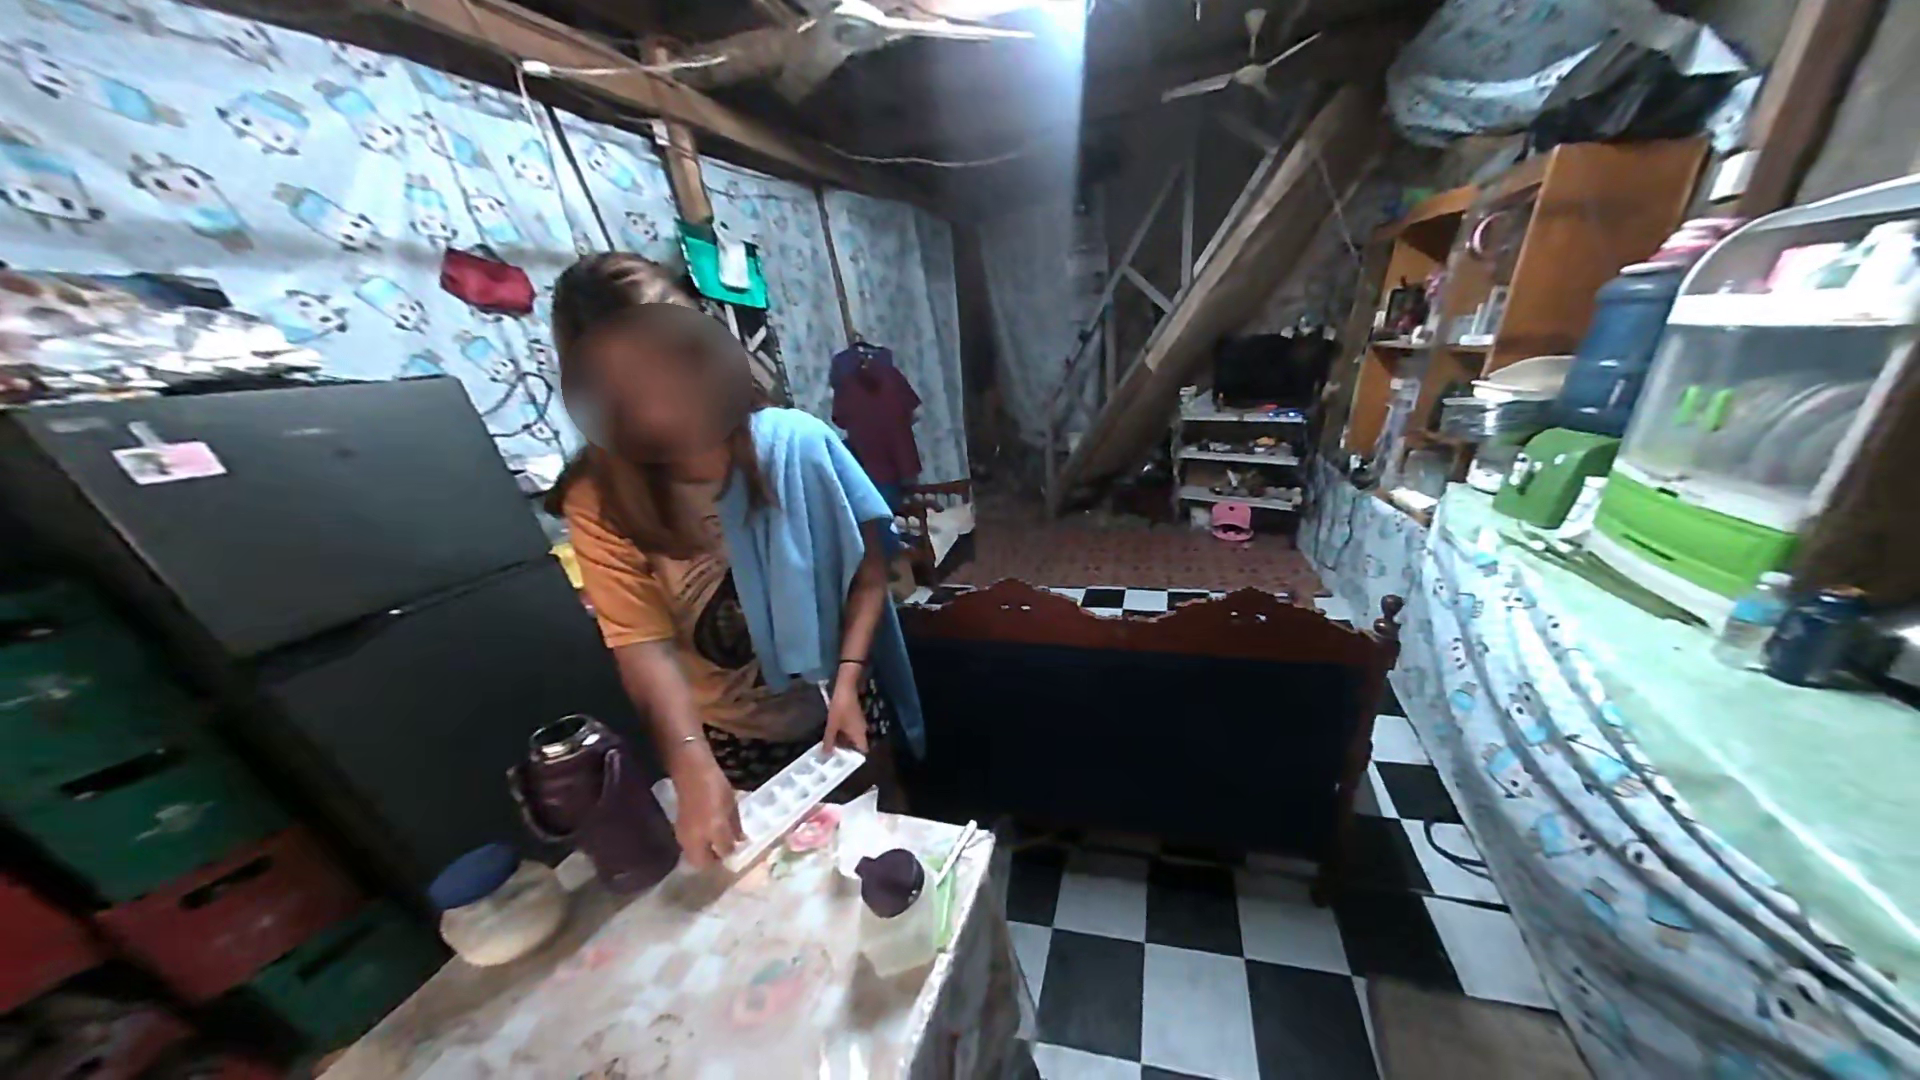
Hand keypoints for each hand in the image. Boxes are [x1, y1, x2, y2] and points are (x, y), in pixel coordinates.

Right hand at [670, 754, 743, 867]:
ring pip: (694, 857)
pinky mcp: (678, 831)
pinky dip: (697, 848)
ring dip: (704, 857)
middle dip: (714, 862)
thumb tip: (740, 840)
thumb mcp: (731, 803)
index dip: (732, 852)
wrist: (692, 773)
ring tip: (715, 848)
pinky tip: (704, 839)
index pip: (725, 851)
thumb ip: (735, 824)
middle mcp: (698, 837)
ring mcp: (685, 836)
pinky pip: (688, 848)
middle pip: (704, 862)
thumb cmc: (716, 784)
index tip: (738, 850)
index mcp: (715, 828)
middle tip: (724, 854)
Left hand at [822, 680, 869, 753]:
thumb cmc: (840, 709)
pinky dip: (844, 732)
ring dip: (844, 740)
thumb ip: (829, 741)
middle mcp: (862, 729)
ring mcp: (859, 721)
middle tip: (835, 755)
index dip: (855, 757)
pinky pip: (851, 728)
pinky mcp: (855, 715)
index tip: (845, 761)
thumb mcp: (832, 726)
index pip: (863, 750)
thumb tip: (826, 755)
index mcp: (859, 734)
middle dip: (847, 749)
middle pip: (857, 744)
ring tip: (832, 745)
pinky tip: (834, 732)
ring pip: (853, 736)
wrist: (845, 689)